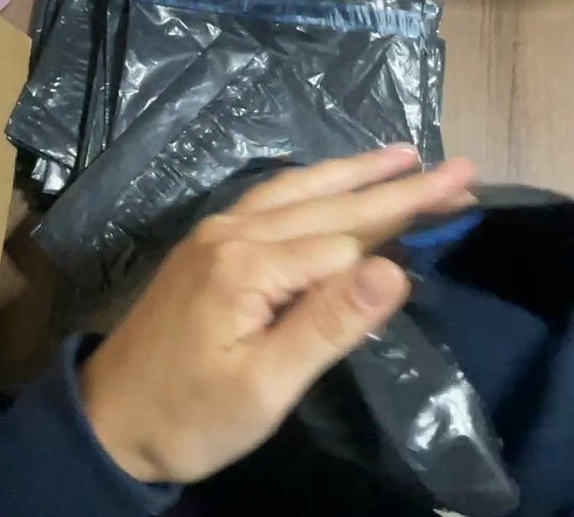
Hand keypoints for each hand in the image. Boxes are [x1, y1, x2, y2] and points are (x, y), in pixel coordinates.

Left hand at [77, 146, 477, 483]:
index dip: (405, 221)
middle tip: (455, 166)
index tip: (463, 199)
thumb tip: (394, 268)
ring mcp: (216, 232)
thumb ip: (327, 325)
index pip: (344, 240)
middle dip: (393, 184)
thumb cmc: (190, 416)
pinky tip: (328, 183)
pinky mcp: (208, 243)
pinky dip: (309, 186)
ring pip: (295, 191)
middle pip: (326, 203)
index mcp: (248, 264)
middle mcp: (232, 232)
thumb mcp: (264, 388)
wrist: (110, 416)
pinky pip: (268, 201)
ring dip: (351, 174)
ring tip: (401, 156)